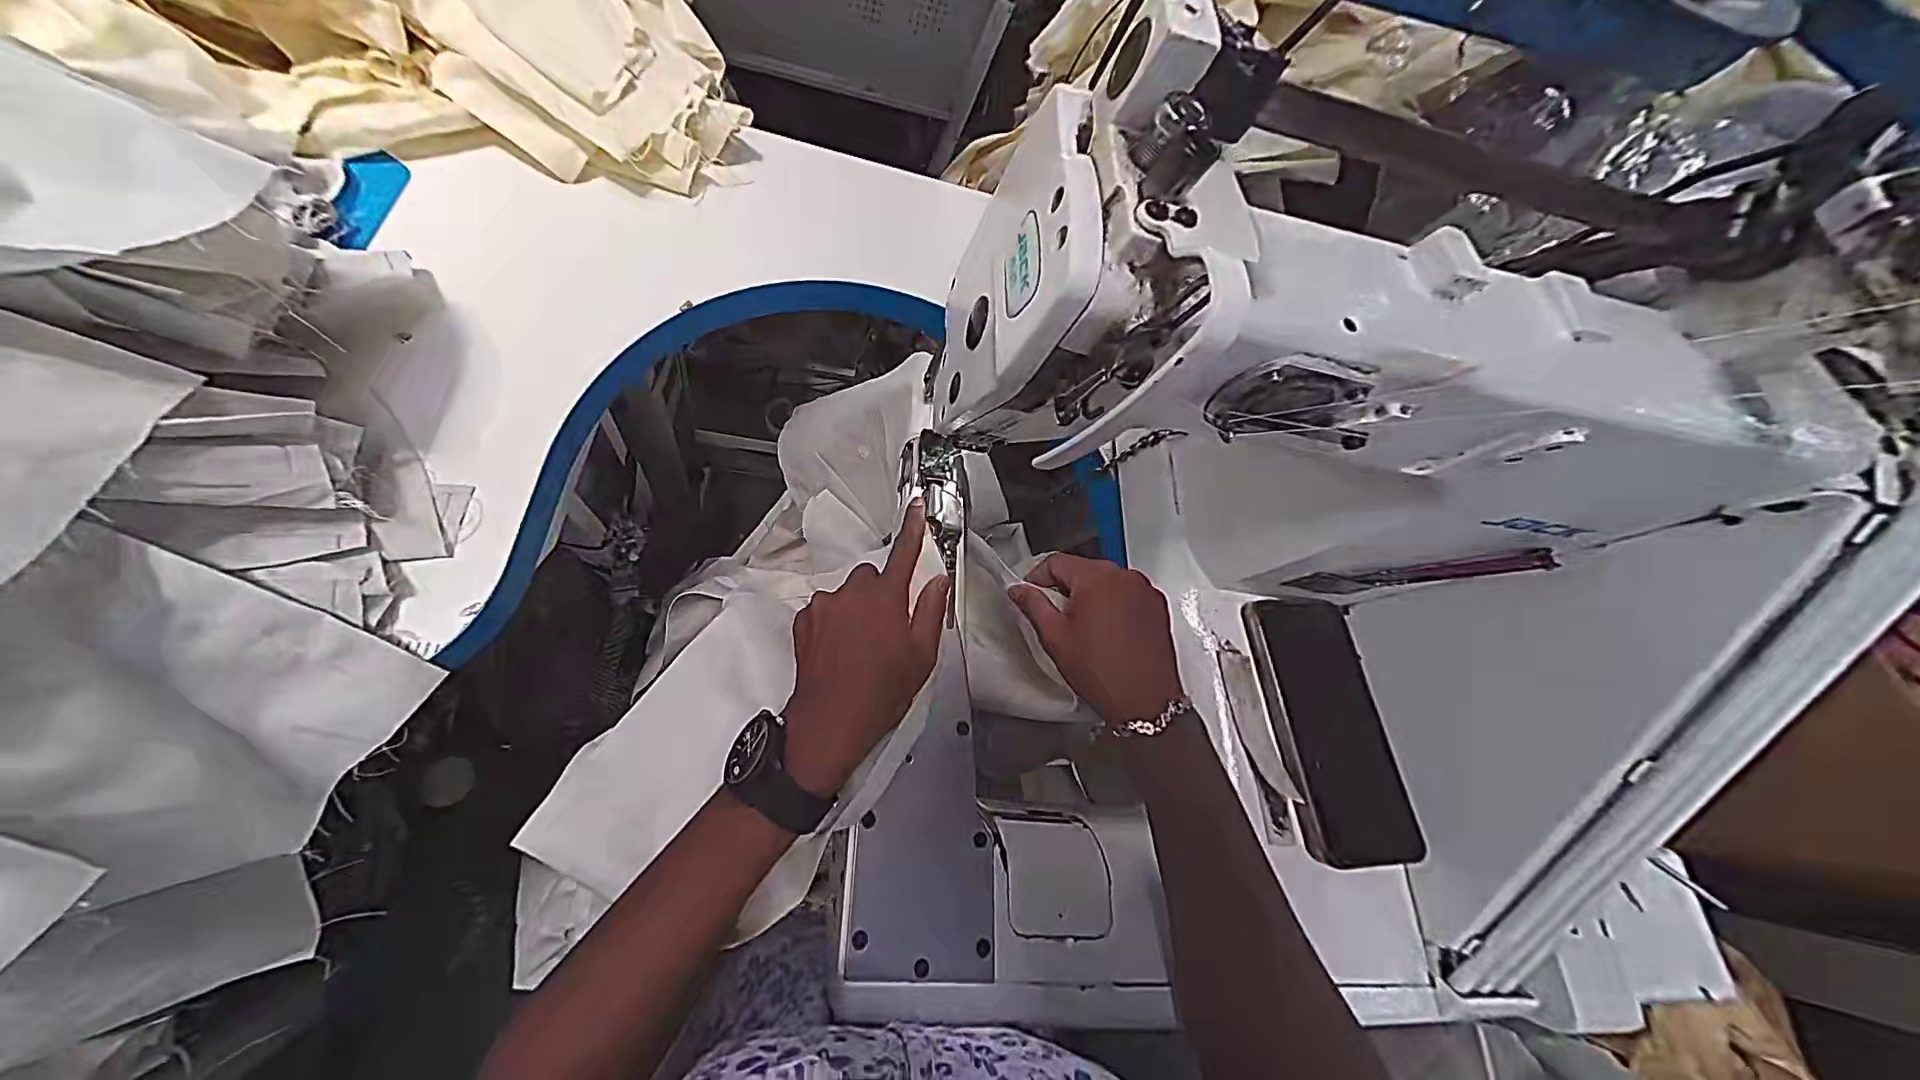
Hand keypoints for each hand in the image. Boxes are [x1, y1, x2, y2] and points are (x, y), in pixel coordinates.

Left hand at [783, 499, 950, 797]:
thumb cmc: (877, 694)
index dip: (914, 528)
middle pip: (872, 576)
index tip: (917, 507)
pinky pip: (826, 610)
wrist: (830, 722)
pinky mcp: (805, 620)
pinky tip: (843, 651)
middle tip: (889, 629)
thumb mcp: (921, 656)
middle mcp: (852, 594)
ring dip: (857, 610)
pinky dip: (835, 622)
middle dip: (881, 594)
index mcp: (885, 598)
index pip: (904, 552)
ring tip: (863, 648)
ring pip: (848, 594)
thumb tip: (936, 585)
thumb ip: (930, 610)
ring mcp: (825, 606)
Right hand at [1008, 554, 1184, 725]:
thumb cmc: (1105, 673)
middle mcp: (1126, 577)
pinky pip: (1127, 596)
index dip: (1037, 577)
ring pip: (1106, 583)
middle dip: (1065, 590)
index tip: (1031, 592)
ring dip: (1091, 598)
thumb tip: (1020, 591)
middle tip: (1056, 618)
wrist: (1144, 701)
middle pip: (1083, 570)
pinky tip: (1107, 635)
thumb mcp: (1055, 637)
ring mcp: (1145, 591)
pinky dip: (1114, 607)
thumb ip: (1033, 605)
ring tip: (1084, 631)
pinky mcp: (1157, 607)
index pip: (1057, 561)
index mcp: (1098, 578)